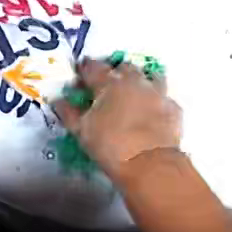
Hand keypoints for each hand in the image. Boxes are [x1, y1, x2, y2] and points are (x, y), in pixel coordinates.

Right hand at [52, 58, 182, 177]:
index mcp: (109, 83)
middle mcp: (135, 81)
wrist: (149, 164)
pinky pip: (164, 99)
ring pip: (151, 77)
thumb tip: (58, 100)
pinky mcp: (173, 109)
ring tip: (134, 94)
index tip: (80, 73)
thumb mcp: (82, 130)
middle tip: (107, 85)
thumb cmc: (110, 145)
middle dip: (115, 72)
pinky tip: (152, 113)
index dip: (85, 69)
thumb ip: (69, 113)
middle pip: (125, 67)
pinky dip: (157, 102)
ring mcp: (157, 93)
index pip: (93, 67)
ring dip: (141, 81)